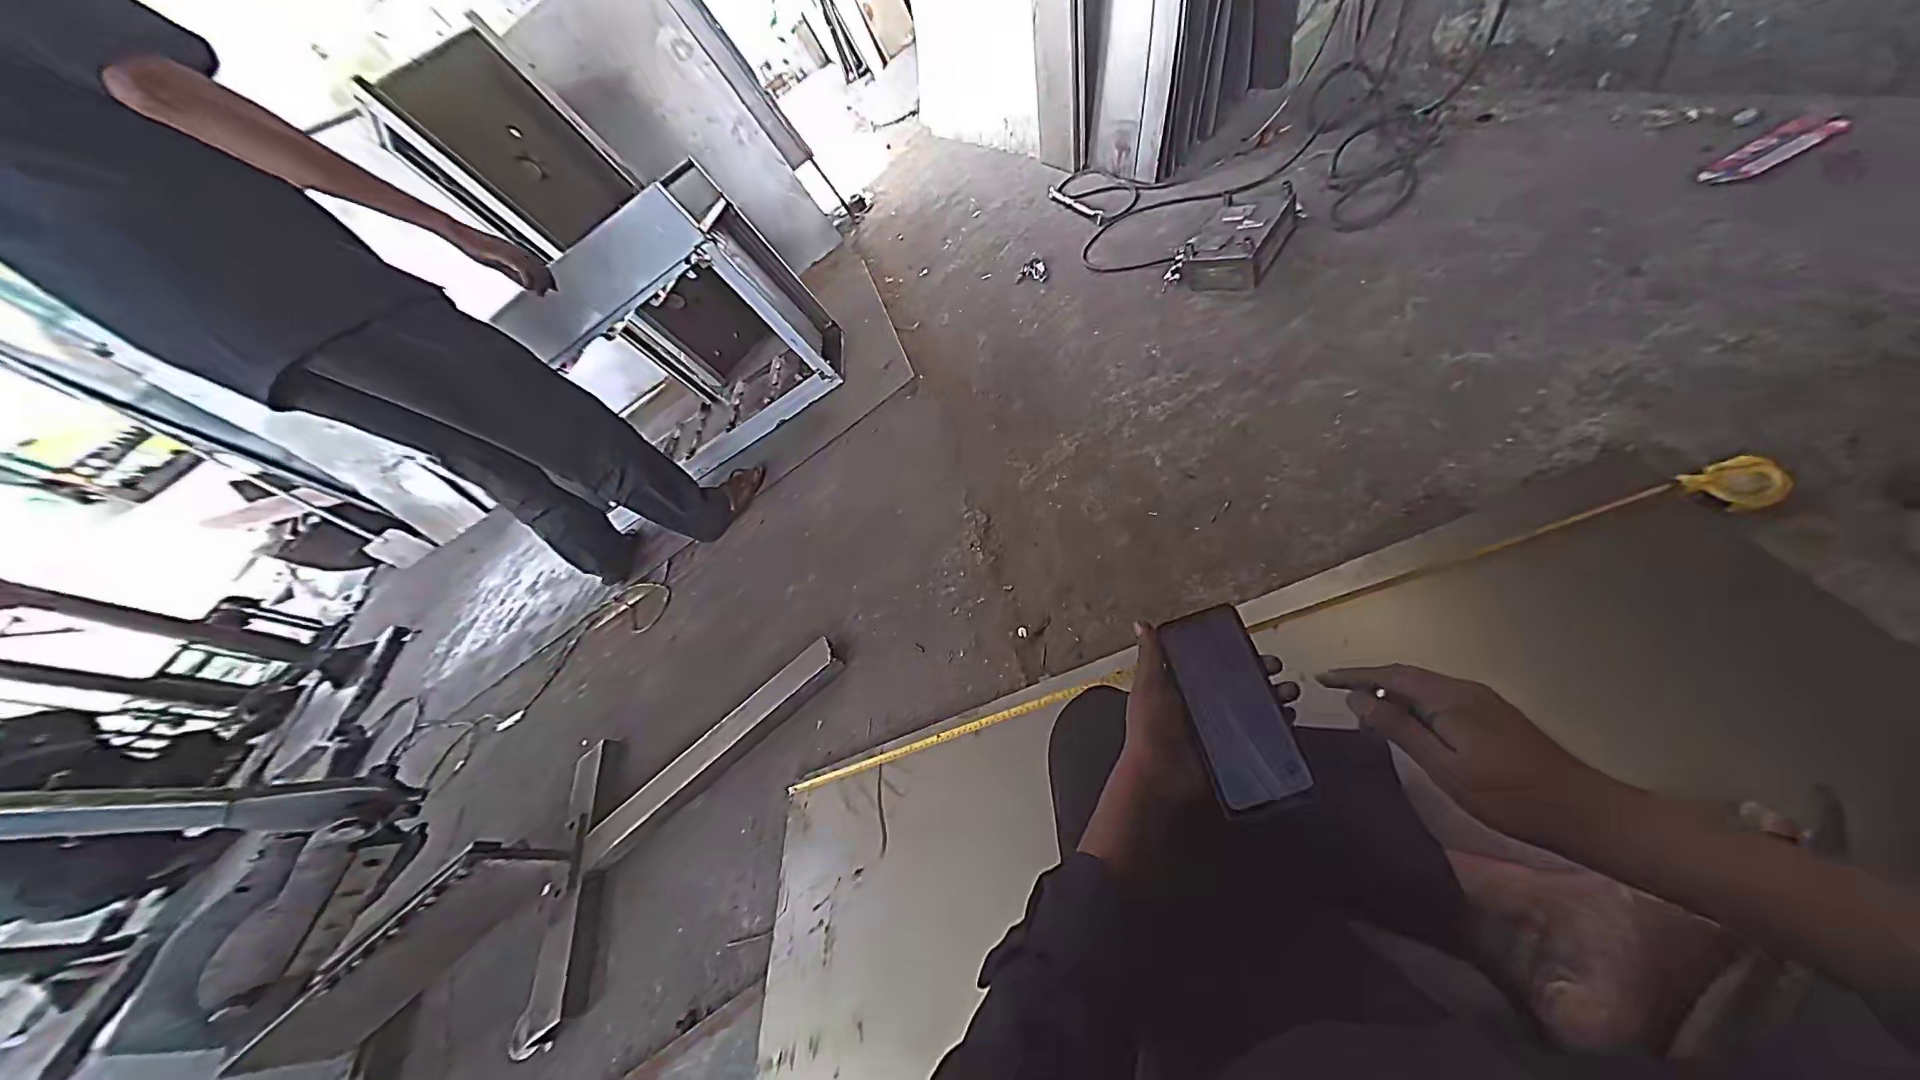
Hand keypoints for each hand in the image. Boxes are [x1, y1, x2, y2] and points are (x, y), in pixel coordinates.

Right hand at [443, 223, 555, 294]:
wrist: (457, 232)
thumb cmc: (474, 247)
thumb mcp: (498, 263)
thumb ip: (513, 272)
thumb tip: (527, 284)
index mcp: (515, 251)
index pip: (538, 264)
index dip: (547, 276)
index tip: (553, 288)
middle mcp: (514, 248)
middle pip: (538, 264)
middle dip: (546, 279)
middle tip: (552, 293)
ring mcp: (507, 248)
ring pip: (530, 265)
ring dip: (538, 280)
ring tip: (541, 292)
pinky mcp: (499, 250)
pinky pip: (517, 264)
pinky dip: (525, 275)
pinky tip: (527, 285)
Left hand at [1114, 621, 1301, 804]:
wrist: (1159, 778)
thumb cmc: (1148, 731)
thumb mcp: (1148, 687)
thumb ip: (1151, 656)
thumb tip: (1142, 624)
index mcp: (1185, 688)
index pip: (1215, 665)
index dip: (1234, 655)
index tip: (1251, 646)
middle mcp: (1205, 706)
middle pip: (1241, 684)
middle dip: (1263, 674)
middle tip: (1275, 669)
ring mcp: (1222, 728)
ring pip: (1256, 707)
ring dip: (1275, 697)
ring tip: (1287, 692)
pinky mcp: (1234, 750)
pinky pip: (1261, 735)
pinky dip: (1277, 726)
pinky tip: (1286, 718)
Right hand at [1317, 664, 1619, 841]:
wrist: (1587, 814)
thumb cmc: (1509, 796)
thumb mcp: (1443, 766)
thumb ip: (1399, 729)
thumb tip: (1358, 699)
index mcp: (1452, 699)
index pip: (1391, 676)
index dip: (1353, 675)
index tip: (1322, 678)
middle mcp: (1467, 691)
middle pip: (1407, 677)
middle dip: (1369, 681)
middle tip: (1338, 695)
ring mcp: (1483, 703)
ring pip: (1424, 689)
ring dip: (1390, 694)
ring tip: (1364, 711)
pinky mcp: (1494, 718)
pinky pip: (1439, 700)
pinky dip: (1412, 704)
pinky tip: (1406, 724)